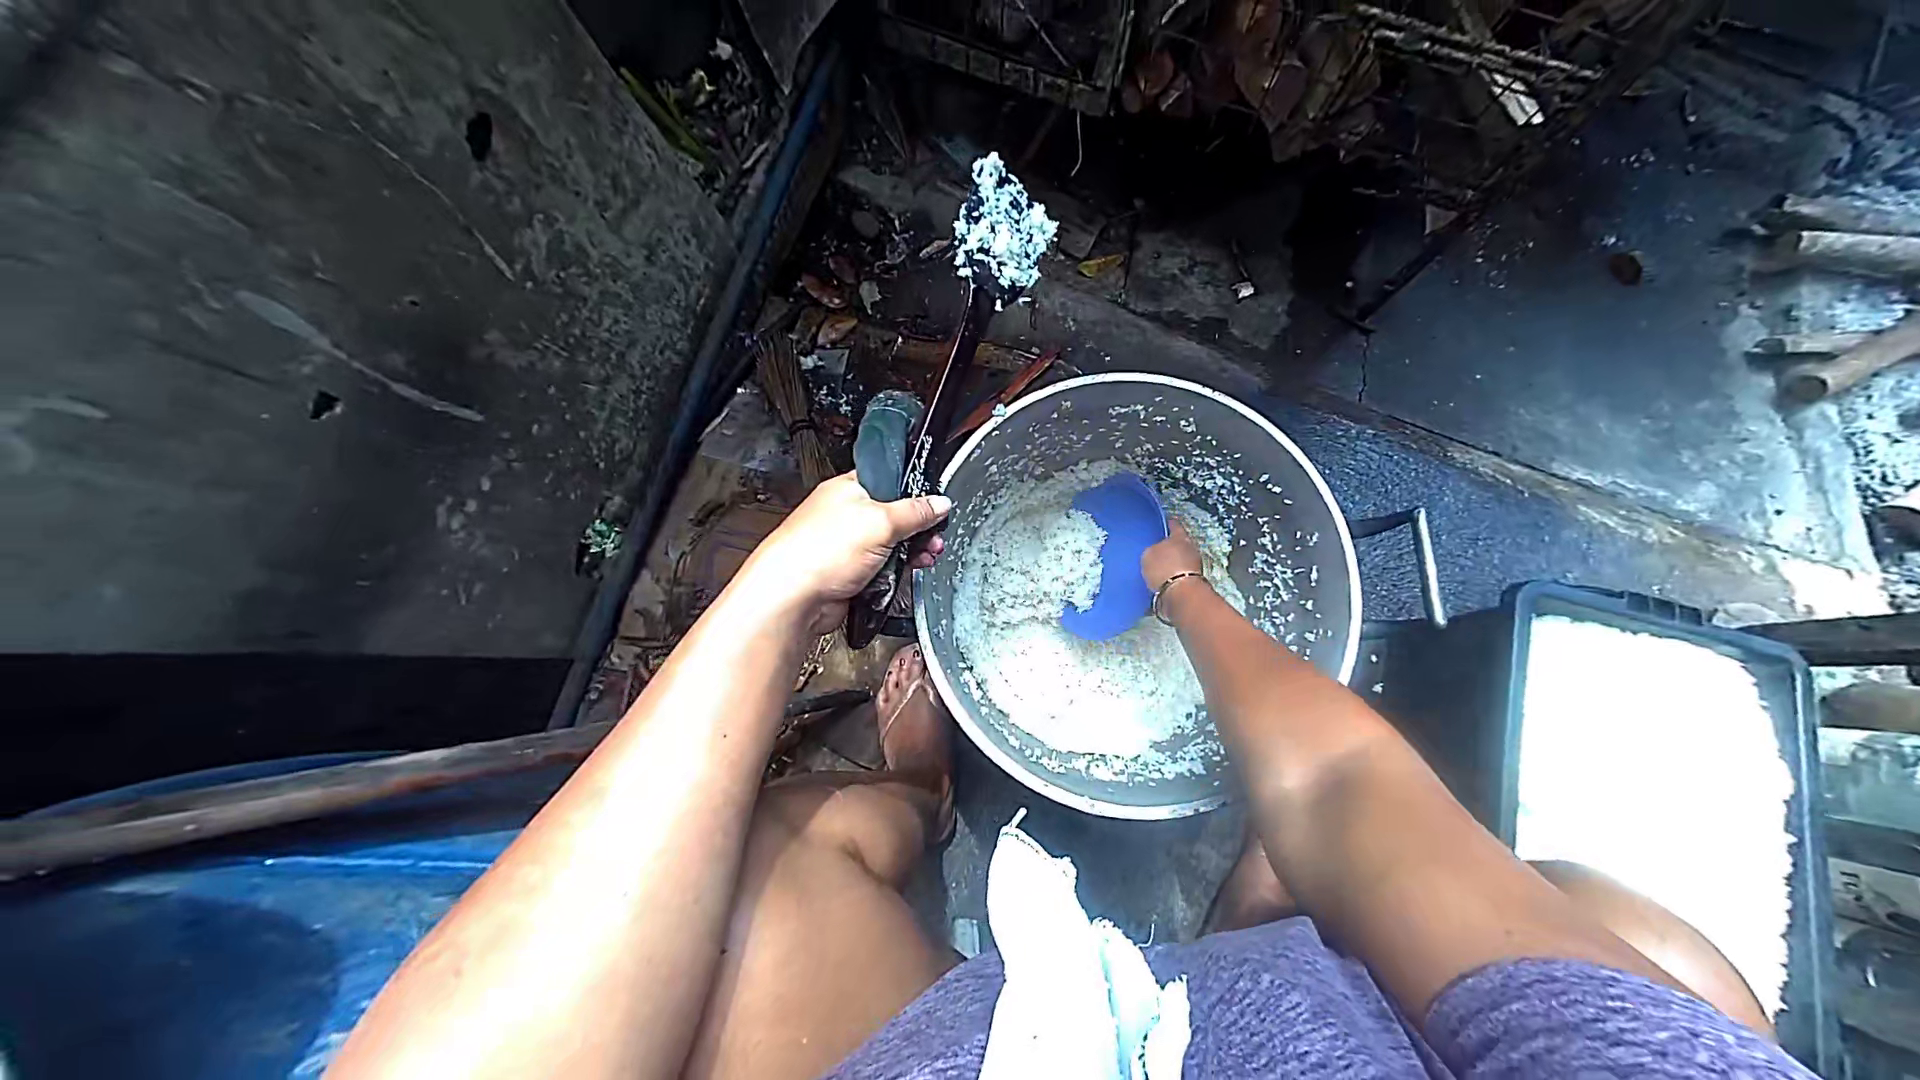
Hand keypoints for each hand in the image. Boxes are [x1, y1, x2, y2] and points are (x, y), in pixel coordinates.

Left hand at [738, 472, 950, 632]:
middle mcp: (846, 515)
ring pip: (891, 545)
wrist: (793, 598)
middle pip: (895, 516)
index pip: (890, 480)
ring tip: (926, 556)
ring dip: (911, 552)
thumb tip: (938, 503)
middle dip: (919, 528)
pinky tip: (906, 573)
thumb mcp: (880, 521)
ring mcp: (848, 546)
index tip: (936, 504)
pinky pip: (882, 569)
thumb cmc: (817, 551)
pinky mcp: (850, 573)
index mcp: (849, 489)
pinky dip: (896, 572)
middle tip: (934, 537)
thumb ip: (915, 511)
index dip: (915, 491)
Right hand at [1141, 518, 1203, 591]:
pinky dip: (1171, 576)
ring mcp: (1194, 566)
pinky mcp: (1192, 582)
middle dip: (1169, 546)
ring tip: (1156, 567)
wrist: (1179, 595)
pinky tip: (1161, 580)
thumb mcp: (1148, 553)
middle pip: (1179, 544)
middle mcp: (1190, 549)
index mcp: (1180, 537)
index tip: (1165, 522)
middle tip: (1157, 548)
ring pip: (1180, 560)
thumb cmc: (1164, 568)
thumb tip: (1154, 552)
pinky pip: (1178, 575)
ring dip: (1171, 562)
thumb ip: (1152, 549)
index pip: (1174, 525)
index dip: (1169, 523)